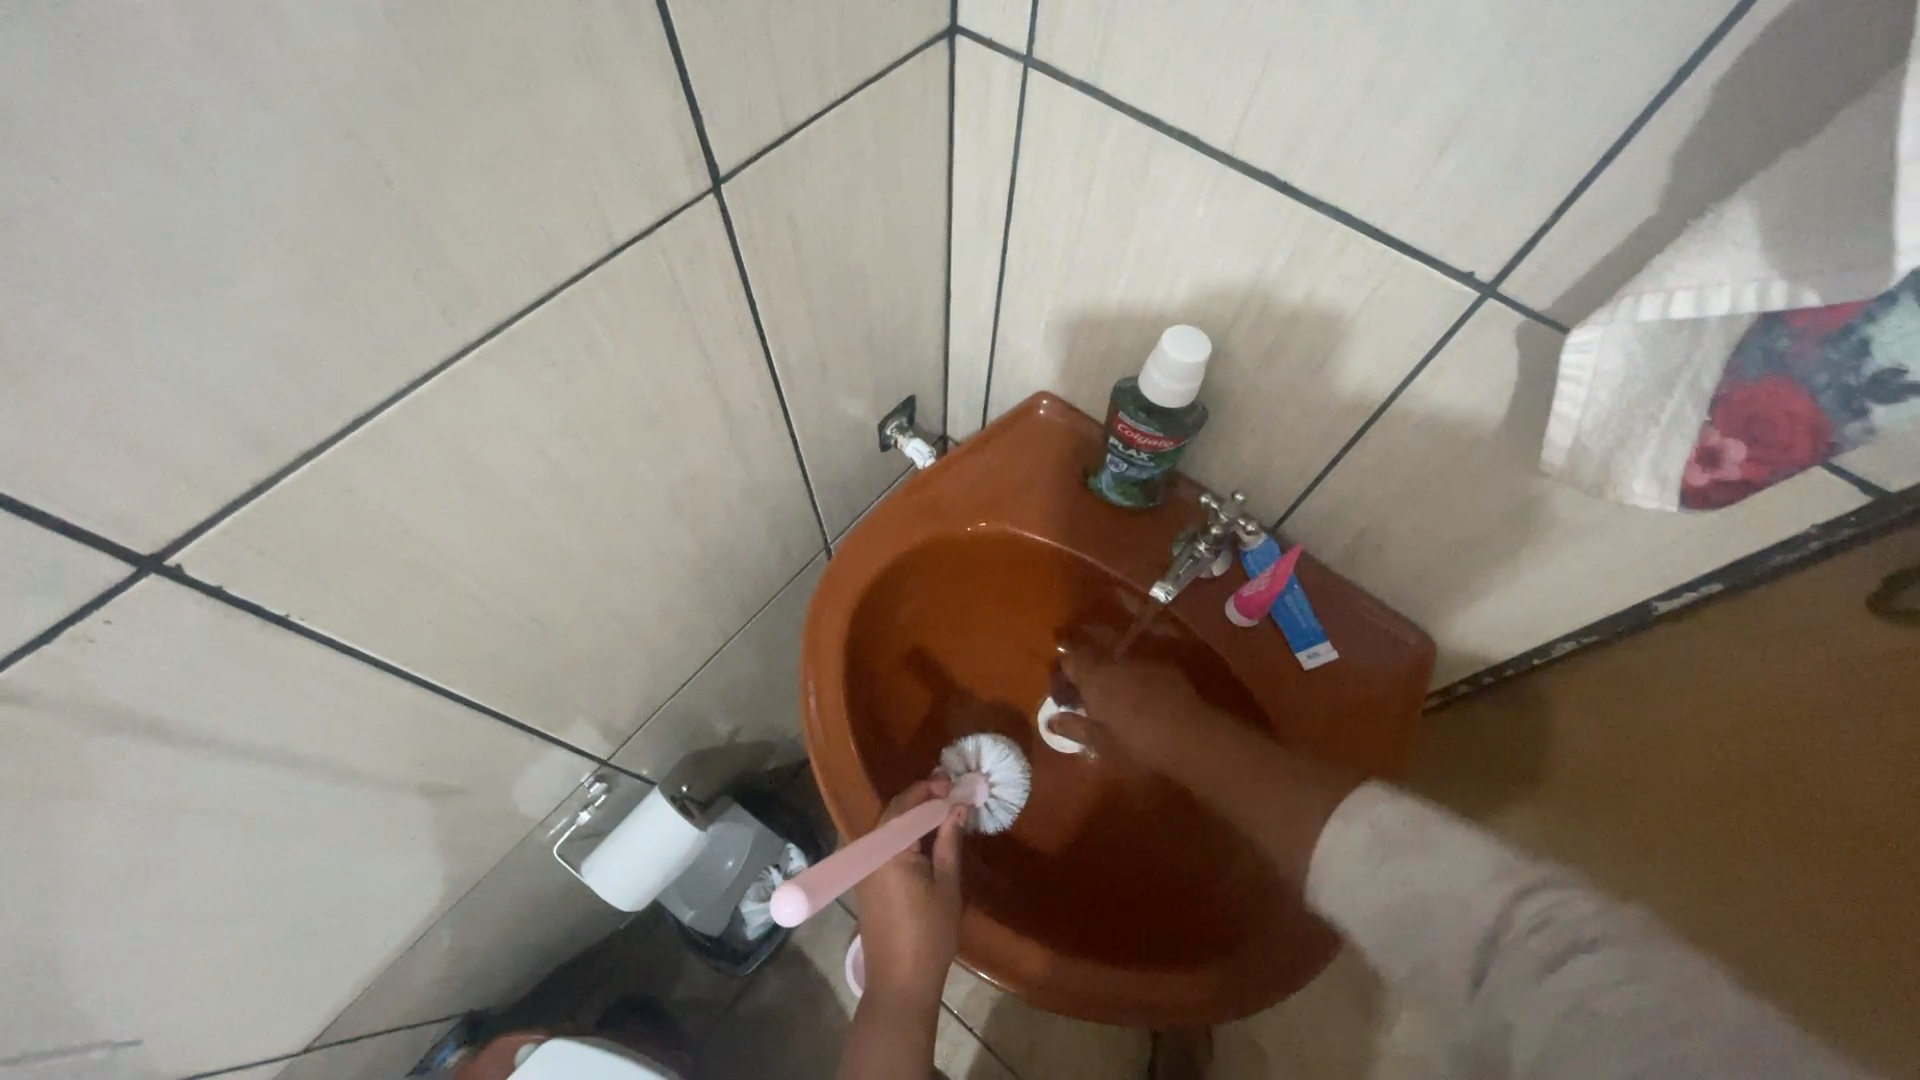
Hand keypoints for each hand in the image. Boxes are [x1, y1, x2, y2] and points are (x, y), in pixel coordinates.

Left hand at [852, 777, 965, 1005]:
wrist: (899, 983)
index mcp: (888, 849)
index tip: (954, 781)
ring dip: (914, 816)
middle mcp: (869, 852)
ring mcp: (864, 867)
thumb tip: (958, 806)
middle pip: (894, 812)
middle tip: (951, 791)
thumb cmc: (929, 934)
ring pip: (888, 828)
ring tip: (944, 810)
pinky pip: (884, 844)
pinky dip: (904, 834)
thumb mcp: (947, 884)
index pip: (907, 804)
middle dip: (922, 799)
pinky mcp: (866, 880)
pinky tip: (926, 837)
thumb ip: (949, 840)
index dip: (931, 789)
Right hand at [1056, 645, 1232, 771]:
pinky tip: (1139, 689)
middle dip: (1084, 656)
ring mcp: (1144, 661)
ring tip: (1110, 683)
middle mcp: (1116, 662)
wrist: (1191, 736)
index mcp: (1094, 678)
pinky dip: (1134, 672)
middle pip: (1093, 649)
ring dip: (1110, 663)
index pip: (1070, 659)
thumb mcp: (1101, 743)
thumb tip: (1050, 721)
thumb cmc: (1137, 744)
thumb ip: (1075, 728)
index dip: (1062, 668)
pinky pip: (1142, 663)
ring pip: (1118, 654)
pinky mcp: (1167, 668)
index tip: (1060, 684)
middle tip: (1082, 676)